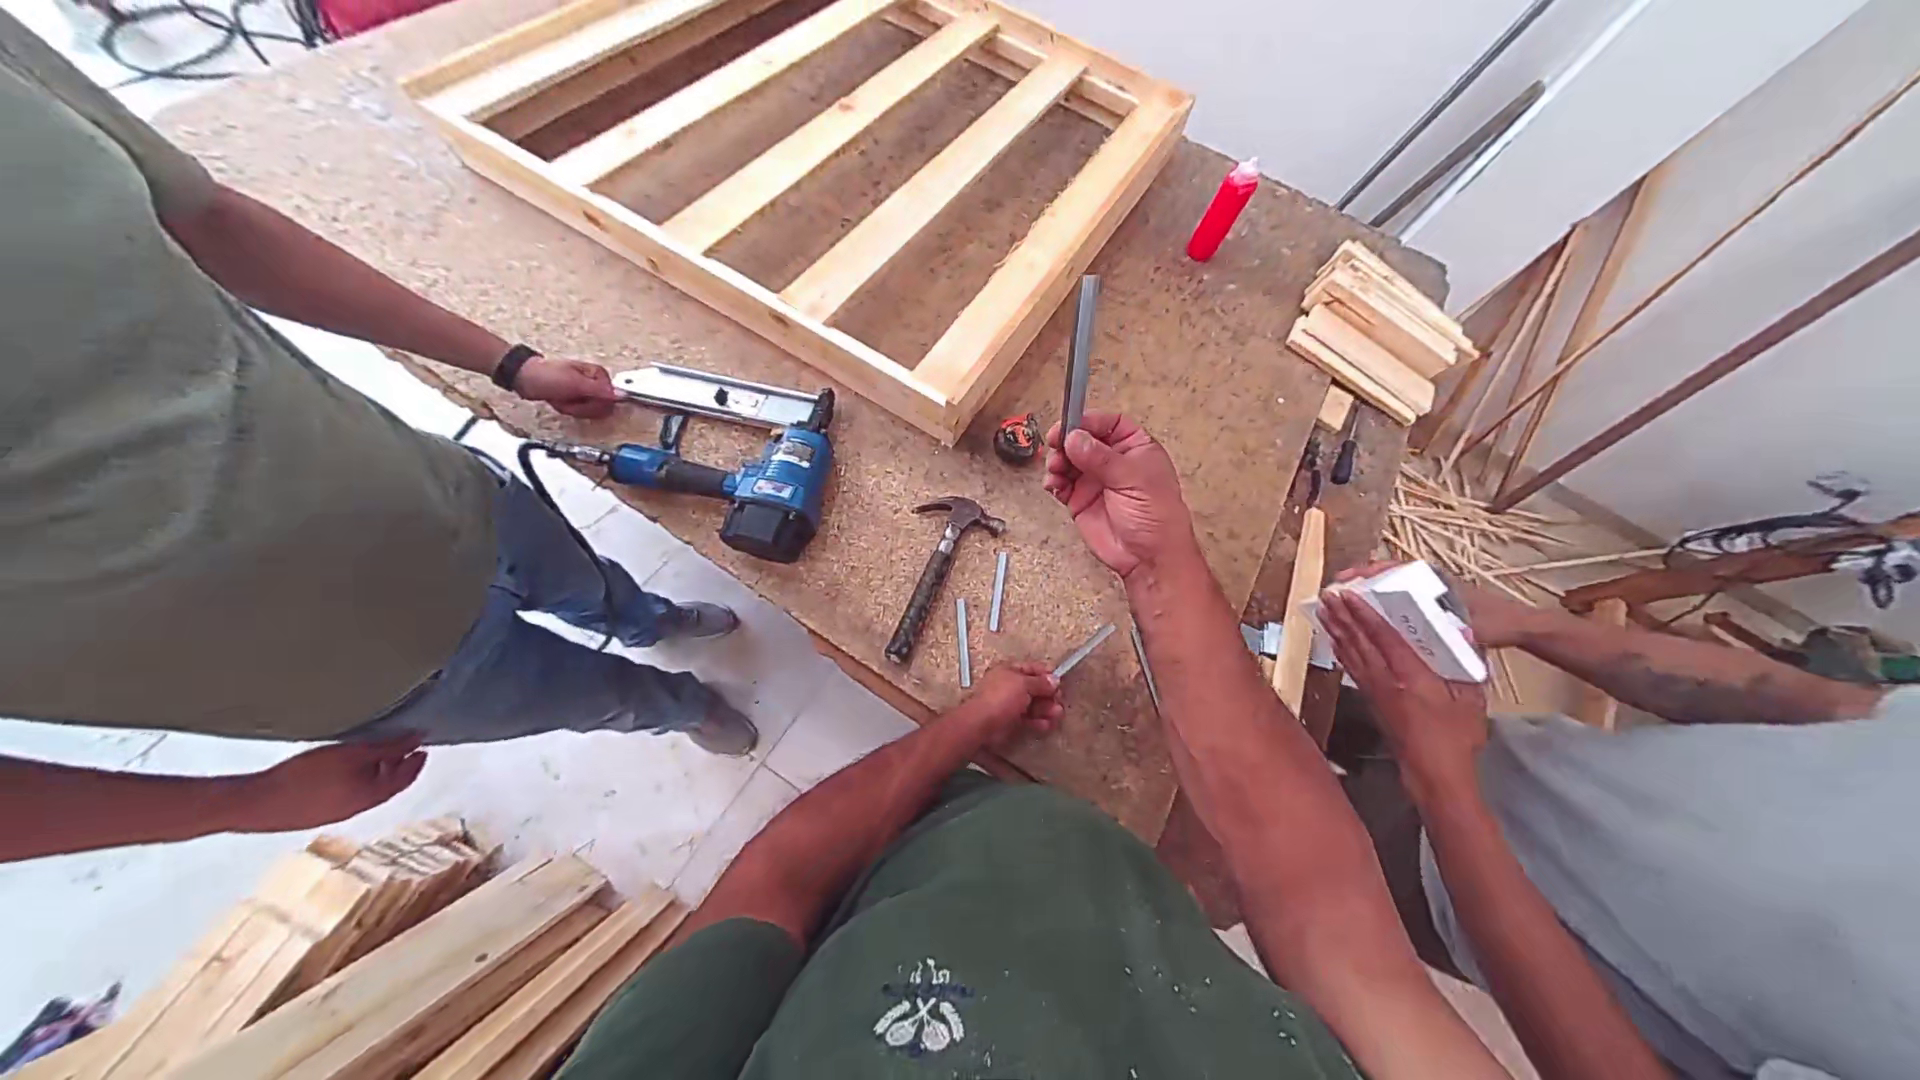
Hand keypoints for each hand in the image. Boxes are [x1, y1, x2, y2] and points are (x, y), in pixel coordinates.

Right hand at [229, 739, 426, 832]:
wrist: (249, 804)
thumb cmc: (307, 775)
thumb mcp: (354, 754)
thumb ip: (389, 748)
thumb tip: (417, 739)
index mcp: (372, 796)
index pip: (404, 779)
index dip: (416, 763)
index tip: (423, 748)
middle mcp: (356, 809)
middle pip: (386, 786)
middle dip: (398, 767)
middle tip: (404, 749)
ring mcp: (332, 815)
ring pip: (365, 791)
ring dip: (376, 773)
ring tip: (376, 755)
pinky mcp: (310, 815)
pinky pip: (343, 795)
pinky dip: (354, 781)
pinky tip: (343, 770)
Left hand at [513, 355, 618, 418]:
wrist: (524, 378)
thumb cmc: (547, 377)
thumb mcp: (575, 384)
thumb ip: (600, 391)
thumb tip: (622, 395)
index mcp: (599, 375)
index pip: (610, 399)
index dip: (593, 402)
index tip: (580, 397)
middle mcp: (596, 383)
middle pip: (601, 407)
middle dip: (581, 407)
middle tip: (568, 397)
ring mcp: (586, 391)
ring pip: (590, 411)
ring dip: (573, 408)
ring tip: (562, 398)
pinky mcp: (578, 398)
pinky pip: (581, 411)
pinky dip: (568, 409)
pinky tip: (560, 400)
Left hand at [957, 664, 1062, 745]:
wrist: (984, 723)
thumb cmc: (1002, 697)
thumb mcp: (1023, 684)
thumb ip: (1041, 682)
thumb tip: (1055, 680)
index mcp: (1010, 671)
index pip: (1032, 669)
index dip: (1046, 674)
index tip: (1059, 681)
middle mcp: (1011, 686)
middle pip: (1036, 688)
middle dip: (1050, 695)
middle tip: (1059, 700)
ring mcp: (1011, 704)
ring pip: (1035, 705)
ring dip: (1048, 709)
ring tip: (1057, 714)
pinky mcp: (1013, 721)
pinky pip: (1030, 719)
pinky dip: (1039, 722)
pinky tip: (1047, 725)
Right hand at [1042, 412, 1197, 578]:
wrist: (1147, 557)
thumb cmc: (1156, 517)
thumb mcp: (1133, 479)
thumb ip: (1101, 457)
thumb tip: (1075, 438)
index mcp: (1134, 447)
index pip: (1108, 423)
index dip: (1088, 421)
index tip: (1071, 425)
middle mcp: (1113, 461)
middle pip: (1082, 439)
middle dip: (1066, 440)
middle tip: (1055, 444)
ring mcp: (1094, 480)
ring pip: (1067, 459)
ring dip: (1057, 460)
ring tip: (1056, 468)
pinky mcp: (1079, 499)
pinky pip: (1060, 483)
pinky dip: (1053, 481)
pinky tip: (1054, 485)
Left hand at [1317, 590, 1488, 785]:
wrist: (1431, 770)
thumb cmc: (1455, 736)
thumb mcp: (1471, 699)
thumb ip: (1467, 663)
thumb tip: (1464, 630)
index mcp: (1410, 675)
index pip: (1382, 636)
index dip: (1364, 613)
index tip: (1349, 595)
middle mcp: (1384, 678)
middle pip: (1358, 639)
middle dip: (1342, 615)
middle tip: (1327, 594)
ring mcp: (1372, 687)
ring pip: (1350, 650)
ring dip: (1336, 628)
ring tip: (1324, 609)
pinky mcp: (1367, 697)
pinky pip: (1350, 665)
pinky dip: (1340, 649)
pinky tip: (1333, 639)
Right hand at [1334, 560, 1540, 649]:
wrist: (1522, 626)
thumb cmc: (1498, 623)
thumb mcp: (1473, 628)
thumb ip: (1452, 630)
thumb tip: (1432, 635)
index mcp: (1435, 580)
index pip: (1394, 568)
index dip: (1367, 572)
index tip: (1346, 580)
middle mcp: (1429, 580)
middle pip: (1386, 573)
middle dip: (1359, 580)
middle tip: (1336, 591)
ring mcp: (1429, 590)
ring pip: (1390, 585)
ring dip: (1368, 591)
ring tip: (1346, 602)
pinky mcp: (1430, 602)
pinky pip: (1398, 596)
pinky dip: (1380, 600)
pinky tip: (1369, 614)